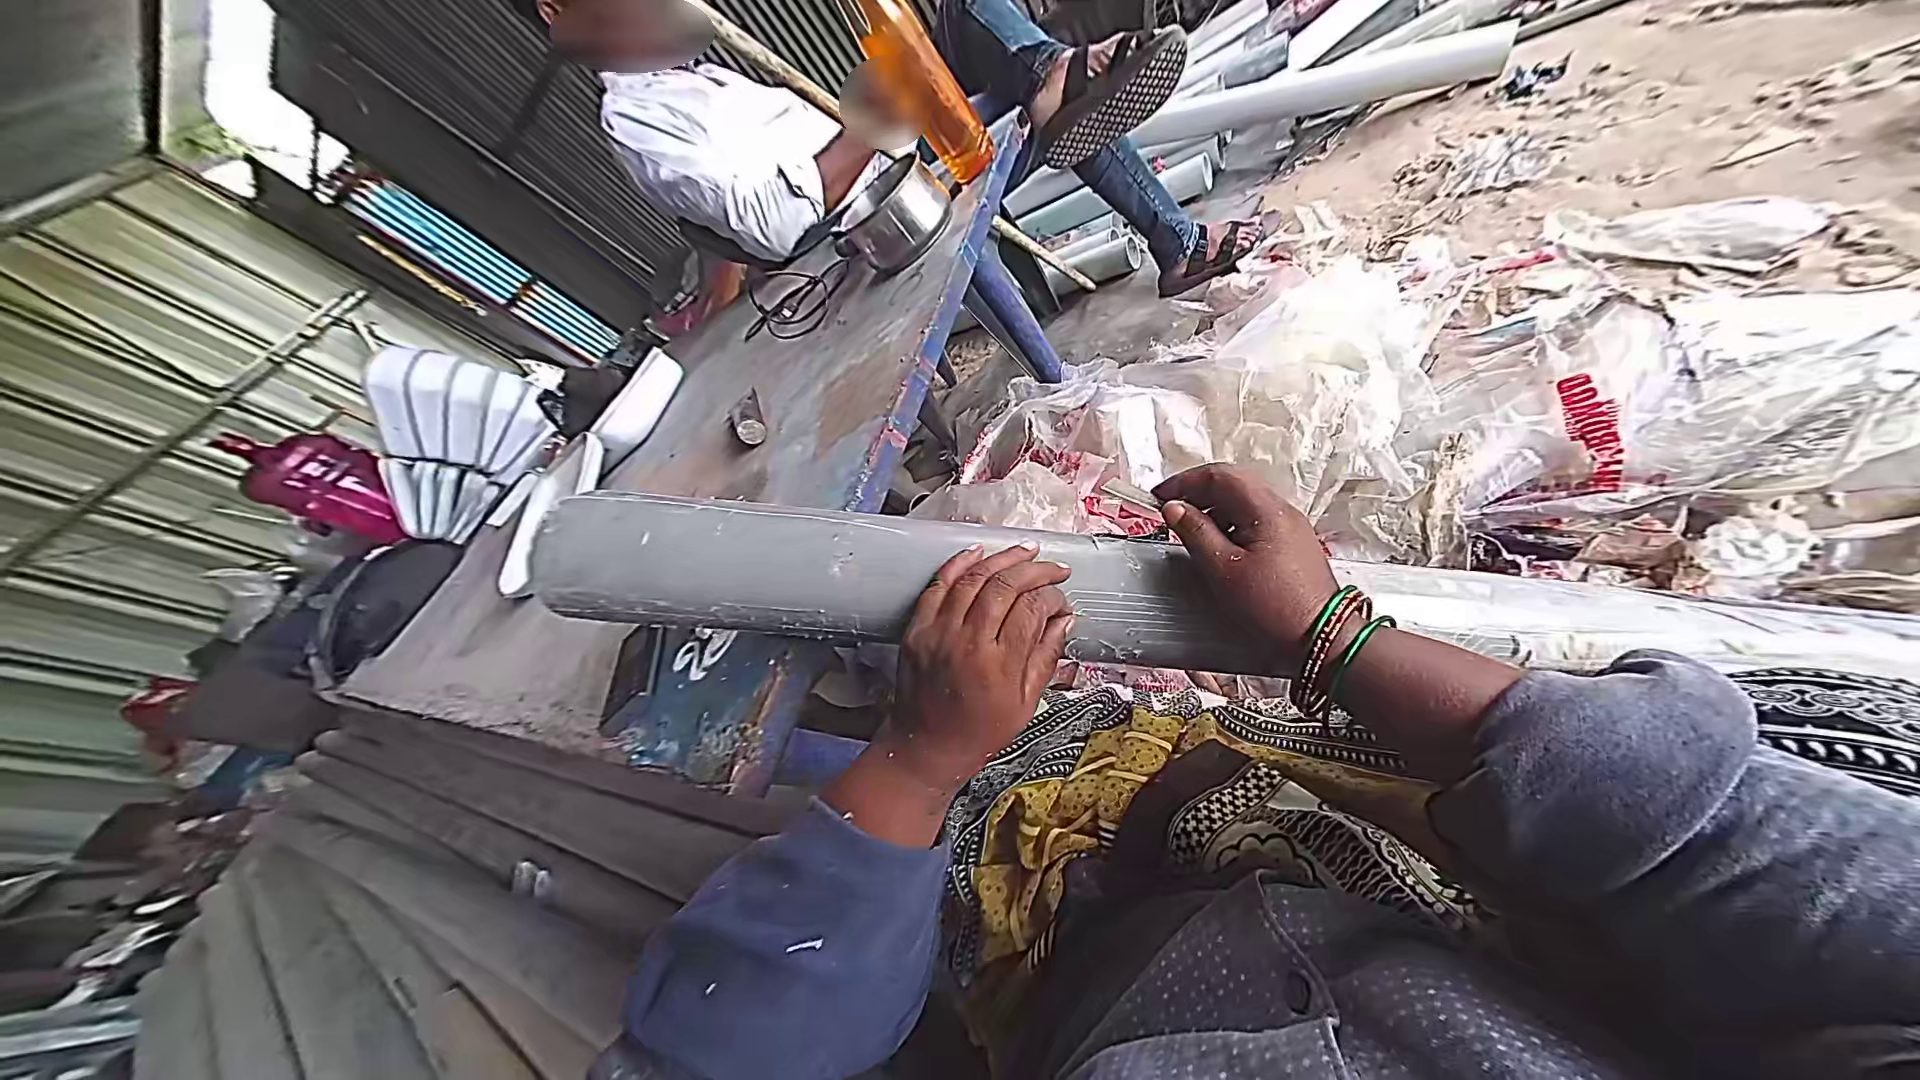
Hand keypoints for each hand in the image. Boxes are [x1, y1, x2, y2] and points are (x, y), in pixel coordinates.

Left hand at [883, 543, 1074, 788]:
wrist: (926, 745)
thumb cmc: (979, 731)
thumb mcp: (1026, 702)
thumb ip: (1047, 656)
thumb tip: (1066, 618)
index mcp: (1000, 665)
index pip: (1033, 609)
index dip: (1053, 597)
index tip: (1061, 599)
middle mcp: (968, 643)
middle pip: (1006, 586)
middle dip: (1035, 570)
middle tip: (1053, 568)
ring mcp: (939, 632)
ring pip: (974, 578)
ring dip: (1003, 559)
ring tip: (1026, 552)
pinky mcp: (917, 628)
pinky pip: (939, 584)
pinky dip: (959, 563)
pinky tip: (979, 552)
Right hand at [1153, 464, 1337, 665]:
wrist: (1320, 638)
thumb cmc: (1271, 606)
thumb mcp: (1222, 569)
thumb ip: (1195, 532)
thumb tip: (1173, 508)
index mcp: (1266, 510)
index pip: (1220, 476)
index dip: (1184, 482)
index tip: (1160, 497)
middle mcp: (1281, 510)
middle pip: (1233, 483)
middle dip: (1197, 492)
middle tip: (1171, 511)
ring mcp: (1289, 526)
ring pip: (1243, 501)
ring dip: (1212, 508)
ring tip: (1189, 530)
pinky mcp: (1291, 543)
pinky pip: (1253, 519)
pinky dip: (1228, 523)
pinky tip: (1216, 545)